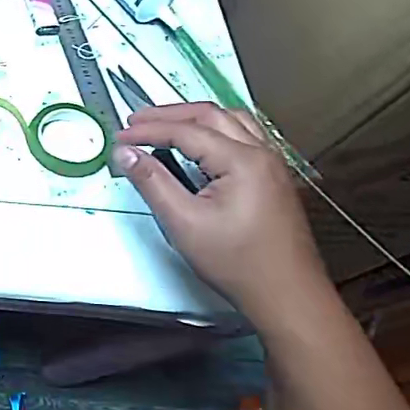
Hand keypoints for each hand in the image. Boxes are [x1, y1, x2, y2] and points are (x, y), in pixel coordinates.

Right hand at [114, 103, 328, 323]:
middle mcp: (261, 152)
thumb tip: (126, 153)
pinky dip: (217, 129)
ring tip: (167, 125)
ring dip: (196, 116)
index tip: (122, 136)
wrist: (287, 295)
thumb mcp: (184, 223)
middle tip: (137, 121)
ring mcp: (272, 163)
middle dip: (169, 114)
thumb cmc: (237, 263)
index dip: (149, 130)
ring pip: (231, 120)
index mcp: (241, 160)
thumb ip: (152, 182)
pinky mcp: (274, 177)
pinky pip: (244, 135)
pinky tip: (204, 143)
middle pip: (210, 114)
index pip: (186, 131)